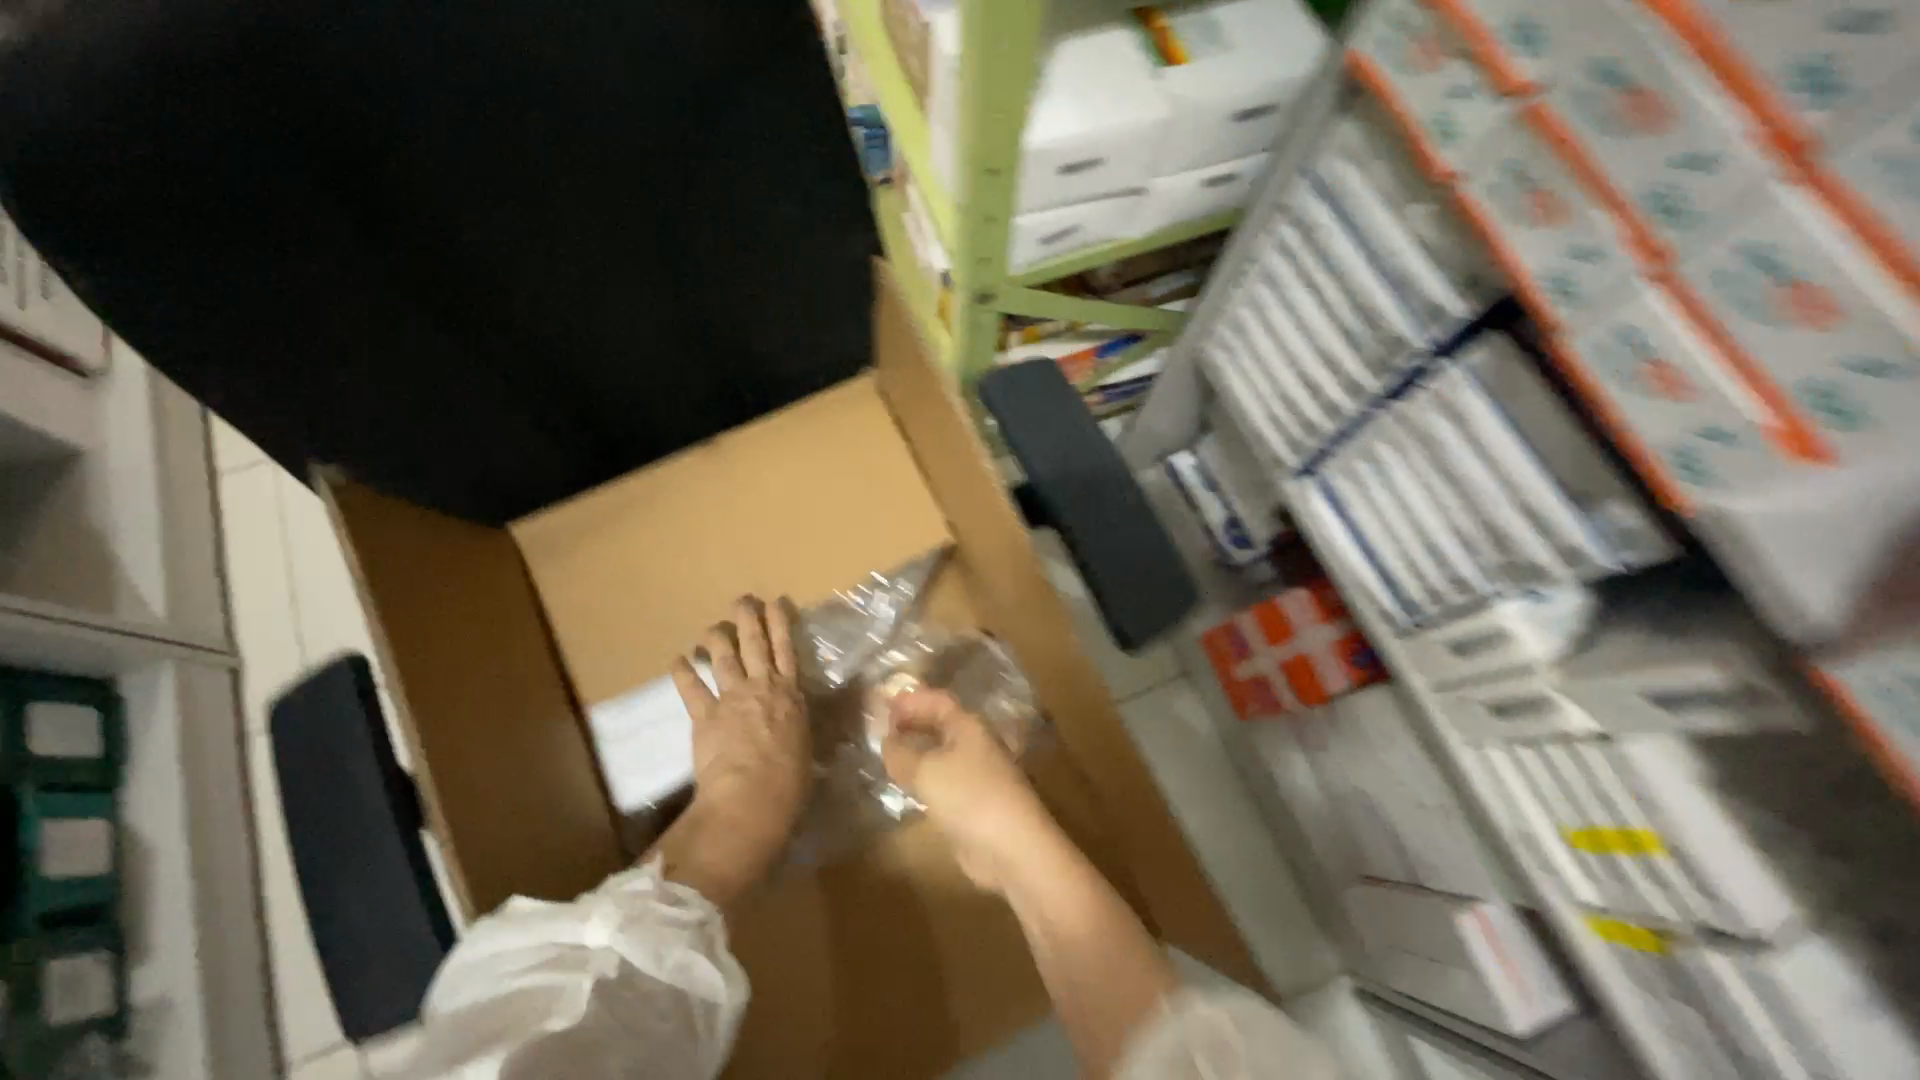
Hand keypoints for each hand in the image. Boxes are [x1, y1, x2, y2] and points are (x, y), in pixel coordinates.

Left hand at [672, 596, 811, 832]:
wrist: (751, 796)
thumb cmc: (791, 780)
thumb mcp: (808, 747)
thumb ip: (801, 729)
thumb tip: (804, 728)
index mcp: (791, 696)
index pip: (787, 651)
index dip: (781, 624)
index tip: (776, 603)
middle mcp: (761, 688)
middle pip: (754, 644)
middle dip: (748, 619)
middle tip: (742, 601)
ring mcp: (731, 698)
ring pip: (723, 658)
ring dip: (716, 639)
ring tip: (712, 627)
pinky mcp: (704, 715)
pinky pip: (691, 688)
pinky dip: (683, 672)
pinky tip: (677, 659)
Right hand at [882, 690, 1062, 892]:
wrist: (1011, 848)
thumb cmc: (969, 796)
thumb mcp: (926, 770)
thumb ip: (901, 753)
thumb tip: (886, 740)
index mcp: (969, 726)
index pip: (938, 701)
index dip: (911, 699)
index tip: (881, 702)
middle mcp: (975, 745)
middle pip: (940, 726)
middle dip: (911, 724)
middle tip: (878, 728)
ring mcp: (976, 776)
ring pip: (940, 756)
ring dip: (915, 753)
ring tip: (884, 755)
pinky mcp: (972, 805)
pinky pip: (941, 783)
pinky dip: (922, 780)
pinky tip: (903, 786)